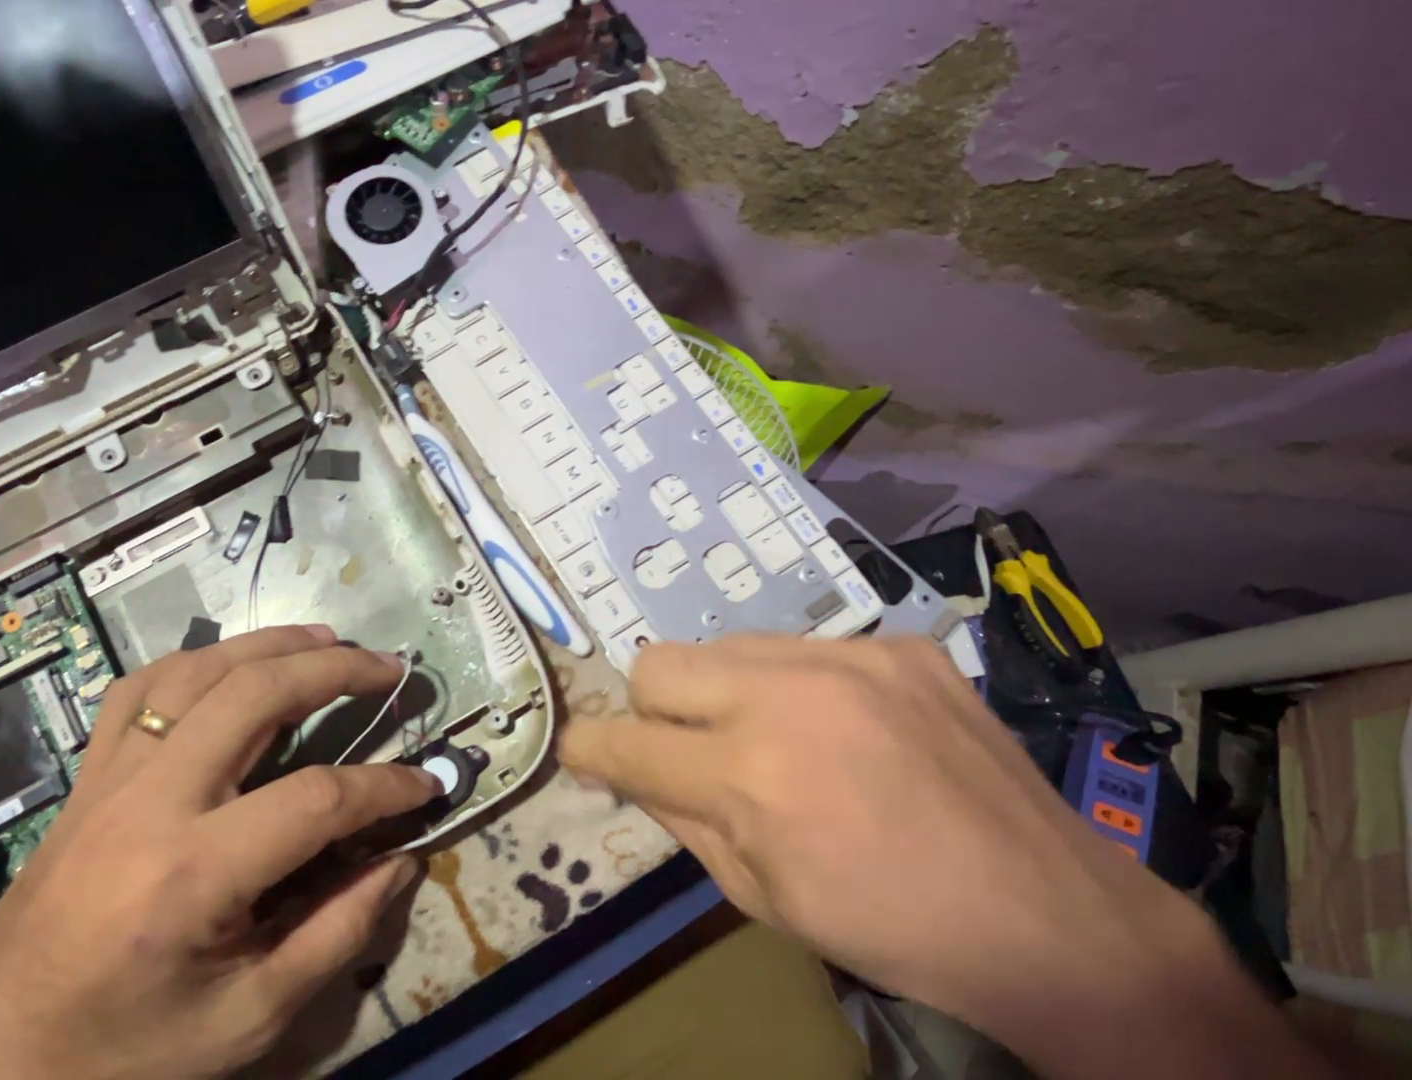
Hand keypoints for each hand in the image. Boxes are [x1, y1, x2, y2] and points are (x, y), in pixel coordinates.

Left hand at [0, 624, 437, 1079]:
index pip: (316, 800)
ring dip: (267, 645)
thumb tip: (401, 860)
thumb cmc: (128, 1056)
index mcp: (193, 874)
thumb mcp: (249, 1018)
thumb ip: (337, 934)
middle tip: (388, 668)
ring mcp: (108, 781)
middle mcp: (148, 804)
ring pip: (193, 674)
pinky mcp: (85, 781)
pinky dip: (194, 663)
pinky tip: (231, 665)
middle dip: (333, 671)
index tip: (428, 783)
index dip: (384, 787)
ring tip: (324, 639)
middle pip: (253, 697)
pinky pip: (138, 693)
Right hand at [560, 636, 1329, 1079]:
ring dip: (728, 693)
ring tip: (779, 738)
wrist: (1048, 915)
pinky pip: (807, 648)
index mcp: (747, 775)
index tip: (585, 753)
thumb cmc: (887, 925)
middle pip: (657, 663)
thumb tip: (629, 769)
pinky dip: (801, 687)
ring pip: (727, 647)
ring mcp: (849, 658)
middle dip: (654, 711)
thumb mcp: (758, 895)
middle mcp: (786, 695)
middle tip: (693, 751)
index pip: (623, 742)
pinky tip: (847, 729)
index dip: (590, 750)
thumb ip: (680, 819)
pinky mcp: (900, 647)